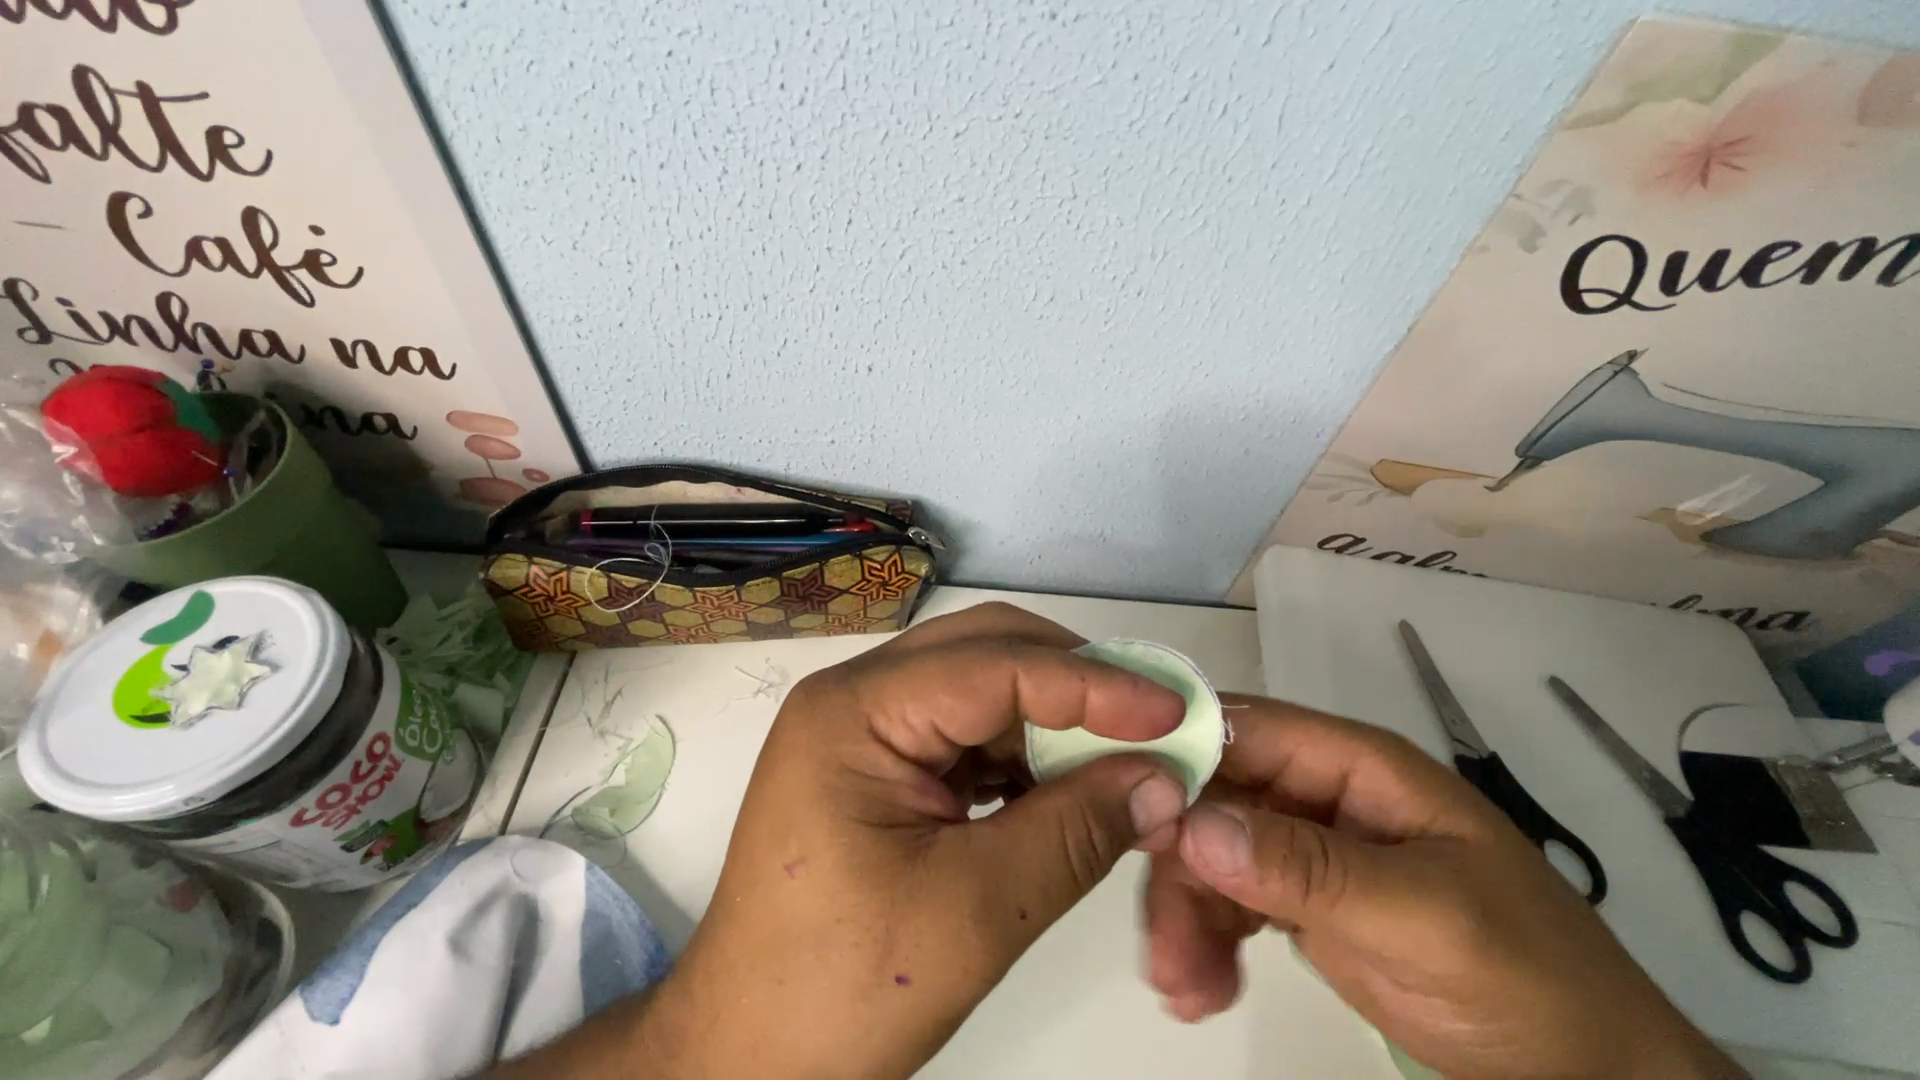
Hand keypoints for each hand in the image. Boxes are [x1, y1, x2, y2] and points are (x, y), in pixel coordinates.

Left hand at [500, 603, 1191, 1078]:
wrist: (745, 1055)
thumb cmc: (841, 989)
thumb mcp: (973, 912)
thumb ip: (1075, 832)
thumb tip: (1164, 781)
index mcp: (855, 713)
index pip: (995, 665)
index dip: (1095, 683)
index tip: (1177, 715)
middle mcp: (855, 699)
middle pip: (986, 653)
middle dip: (1077, 683)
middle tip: (1157, 726)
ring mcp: (863, 732)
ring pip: (982, 689)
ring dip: (1056, 720)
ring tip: (1127, 760)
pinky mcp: (878, 768)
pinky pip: (966, 735)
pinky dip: (1026, 755)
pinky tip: (1070, 788)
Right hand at [1145, 696, 1743, 1079]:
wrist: (1587, 1075)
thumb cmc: (1526, 978)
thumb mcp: (1424, 917)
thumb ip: (1309, 867)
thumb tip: (1191, 823)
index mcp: (1358, 766)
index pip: (1247, 730)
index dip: (1178, 751)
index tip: (1119, 802)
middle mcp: (1322, 795)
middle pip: (1213, 798)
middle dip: (1176, 862)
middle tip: (1159, 940)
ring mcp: (1308, 851)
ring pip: (1209, 854)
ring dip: (1185, 914)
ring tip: (1183, 986)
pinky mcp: (1300, 902)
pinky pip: (1227, 902)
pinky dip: (1204, 941)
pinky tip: (1198, 988)